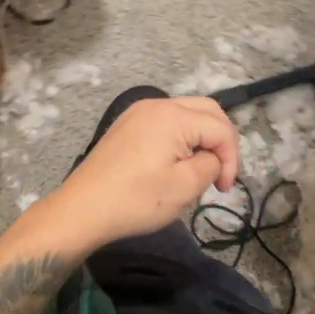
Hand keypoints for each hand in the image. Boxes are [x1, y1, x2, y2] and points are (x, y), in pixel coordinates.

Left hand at [39, 96, 239, 253]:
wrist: (82, 209)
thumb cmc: (136, 200)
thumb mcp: (184, 187)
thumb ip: (210, 165)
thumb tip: (212, 158)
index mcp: (173, 116)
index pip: (220, 128)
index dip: (231, 158)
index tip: (224, 189)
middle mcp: (157, 104)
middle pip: (207, 111)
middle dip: (221, 141)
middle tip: (220, 173)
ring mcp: (139, 112)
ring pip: (187, 113)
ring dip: (202, 138)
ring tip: (201, 169)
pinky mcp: (127, 124)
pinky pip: (166, 121)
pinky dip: (181, 137)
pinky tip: (177, 162)